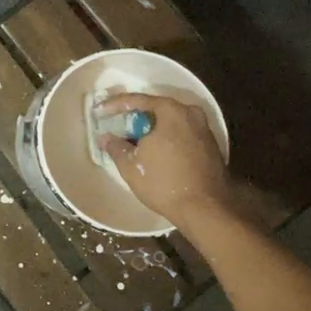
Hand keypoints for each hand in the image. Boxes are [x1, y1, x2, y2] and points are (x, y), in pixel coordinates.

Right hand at [95, 92, 232, 222]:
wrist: (205, 210)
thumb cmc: (164, 182)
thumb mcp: (131, 165)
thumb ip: (116, 146)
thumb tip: (106, 138)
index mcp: (172, 111)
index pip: (137, 100)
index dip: (115, 106)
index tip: (99, 112)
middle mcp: (191, 115)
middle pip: (157, 110)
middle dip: (136, 118)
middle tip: (118, 127)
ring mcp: (205, 131)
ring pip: (171, 124)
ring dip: (153, 131)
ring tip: (136, 143)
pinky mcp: (211, 148)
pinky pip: (182, 136)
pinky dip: (167, 140)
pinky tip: (157, 154)